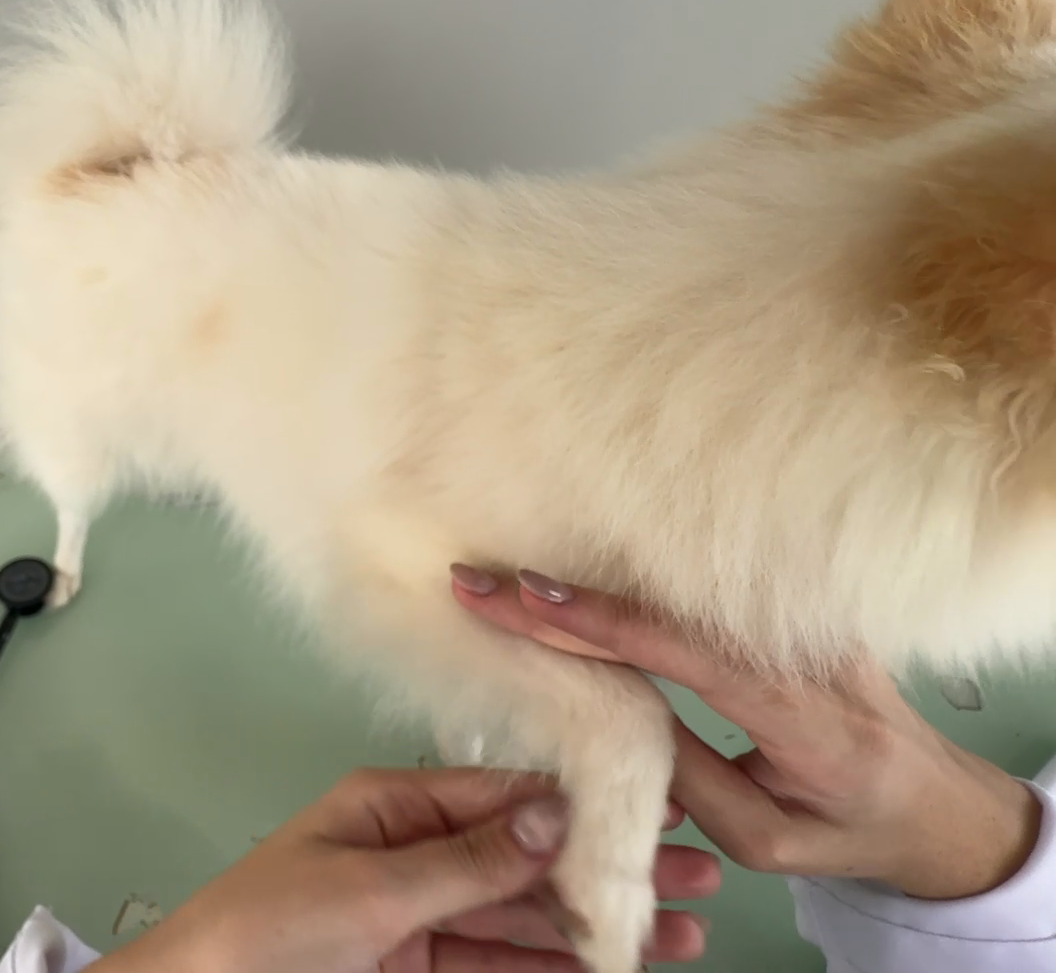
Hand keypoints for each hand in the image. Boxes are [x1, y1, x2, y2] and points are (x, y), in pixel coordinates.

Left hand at [89, 767, 718, 972]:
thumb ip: (467, 860)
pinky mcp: (421, 958)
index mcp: (392, 804)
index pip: (494, 796)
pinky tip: (610, 963)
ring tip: (682, 926)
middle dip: (598, 864)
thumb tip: (552, 814)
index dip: (569, 803)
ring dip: (590, 919)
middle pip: (518, 854)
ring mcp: (420, 906)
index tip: (648, 806)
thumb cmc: (285, 919)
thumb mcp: (377, 887)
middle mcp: (412, 845)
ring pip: (517, 910)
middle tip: (696, 873)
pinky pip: (496, 956)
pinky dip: (551, 963)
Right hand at [449, 565, 1043, 898]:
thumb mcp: (766, 839)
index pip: (688, 653)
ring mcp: (788, 621)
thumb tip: (603, 714)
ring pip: (663, 589)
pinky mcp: (768, 609)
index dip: (600, 624)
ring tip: (495, 576)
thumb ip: (686, 778)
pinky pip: (677, 589)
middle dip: (556, 597)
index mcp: (806, 716)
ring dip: (572, 581)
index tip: (525, 599)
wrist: (938, 801)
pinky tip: (552, 573)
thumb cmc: (849, 829)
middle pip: (658, 609)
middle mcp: (801, 652)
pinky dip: (607, 578)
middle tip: (474, 581)